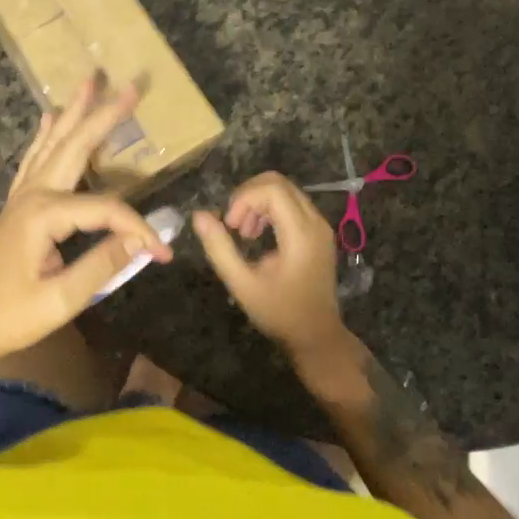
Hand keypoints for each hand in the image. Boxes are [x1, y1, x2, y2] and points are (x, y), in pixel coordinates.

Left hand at [0, 77, 170, 367]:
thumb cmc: (13, 315)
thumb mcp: (62, 299)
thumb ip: (103, 265)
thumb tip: (143, 240)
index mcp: (44, 215)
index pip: (106, 210)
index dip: (138, 228)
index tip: (162, 254)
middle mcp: (33, 195)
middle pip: (75, 148)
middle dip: (104, 117)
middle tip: (131, 88)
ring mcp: (22, 197)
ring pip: (53, 146)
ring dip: (74, 113)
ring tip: (89, 81)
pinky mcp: (18, 206)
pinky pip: (34, 160)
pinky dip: (45, 136)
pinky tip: (50, 117)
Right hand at [194, 172, 345, 355]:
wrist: (317, 336)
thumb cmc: (279, 312)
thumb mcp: (242, 284)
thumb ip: (220, 248)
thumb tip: (199, 215)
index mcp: (300, 234)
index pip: (271, 189)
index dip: (244, 198)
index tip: (230, 225)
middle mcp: (315, 222)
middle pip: (278, 182)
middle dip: (248, 195)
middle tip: (233, 224)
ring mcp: (320, 226)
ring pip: (285, 190)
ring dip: (258, 202)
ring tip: (243, 232)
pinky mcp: (318, 232)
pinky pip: (292, 203)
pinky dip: (269, 209)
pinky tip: (258, 234)